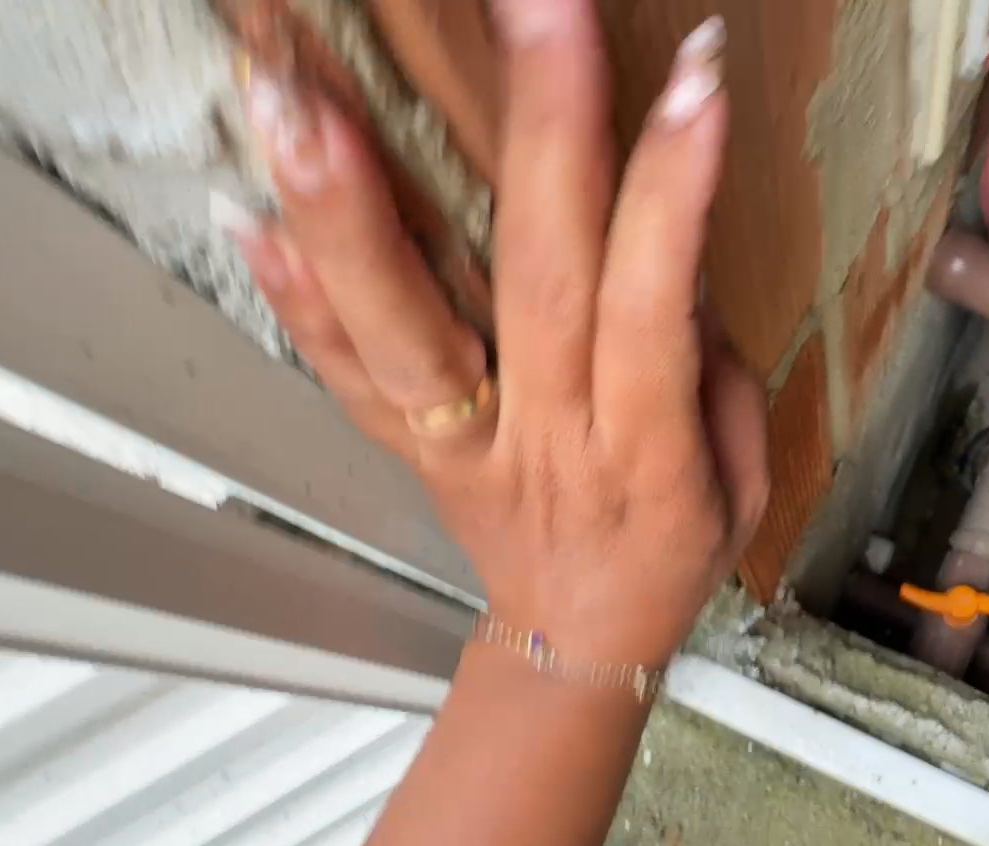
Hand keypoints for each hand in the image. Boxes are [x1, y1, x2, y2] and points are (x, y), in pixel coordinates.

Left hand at [224, 7, 766, 669]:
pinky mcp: (415, 451)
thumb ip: (718, 384)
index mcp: (645, 452)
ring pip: (407, 329)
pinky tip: (250, 209)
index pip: (654, 308)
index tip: (698, 84)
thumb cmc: (676, 561)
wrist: (580, 638)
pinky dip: (302, 299)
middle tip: (542, 6)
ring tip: (300, 86)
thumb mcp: (738, 487)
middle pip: (538, 282)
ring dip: (353, 207)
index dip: (676, 195)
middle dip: (546, 134)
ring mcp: (467, 446)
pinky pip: (352, 380)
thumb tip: (679, 275)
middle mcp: (549, 439)